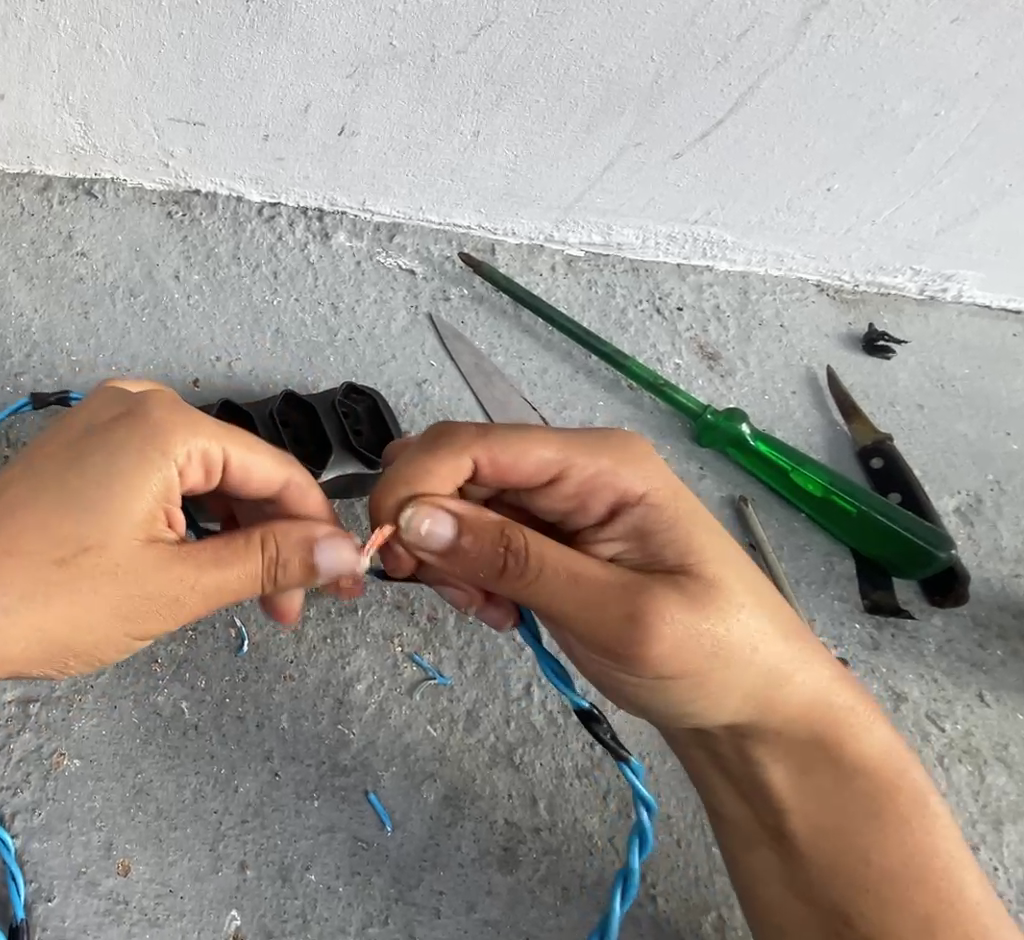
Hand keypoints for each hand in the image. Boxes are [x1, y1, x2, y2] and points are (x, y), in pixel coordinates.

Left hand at [0, 381, 366, 689]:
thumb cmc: (50, 597)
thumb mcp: (176, 585)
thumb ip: (269, 561)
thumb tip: (345, 552)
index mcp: (162, 421)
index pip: (274, 469)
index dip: (315, 530)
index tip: (340, 584)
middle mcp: (130, 404)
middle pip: (232, 468)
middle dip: (266, 537)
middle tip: (283, 607)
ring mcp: (95, 423)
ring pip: (192, 474)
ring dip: (224, 532)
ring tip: (234, 596)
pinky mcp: (73, 451)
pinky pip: (150, 475)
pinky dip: (180, 519)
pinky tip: (186, 565)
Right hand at [368, 421, 840, 731]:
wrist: (757, 711)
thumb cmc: (715, 658)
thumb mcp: (619, 615)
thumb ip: (513, 560)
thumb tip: (411, 518)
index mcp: (596, 463)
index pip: (469, 444)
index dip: (414, 484)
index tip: (395, 553)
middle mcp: (564, 466)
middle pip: (448, 466)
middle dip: (424, 524)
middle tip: (442, 589)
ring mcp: (549, 498)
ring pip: (446, 501)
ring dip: (442, 555)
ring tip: (489, 608)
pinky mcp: (535, 532)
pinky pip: (464, 534)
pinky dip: (459, 571)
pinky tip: (497, 608)